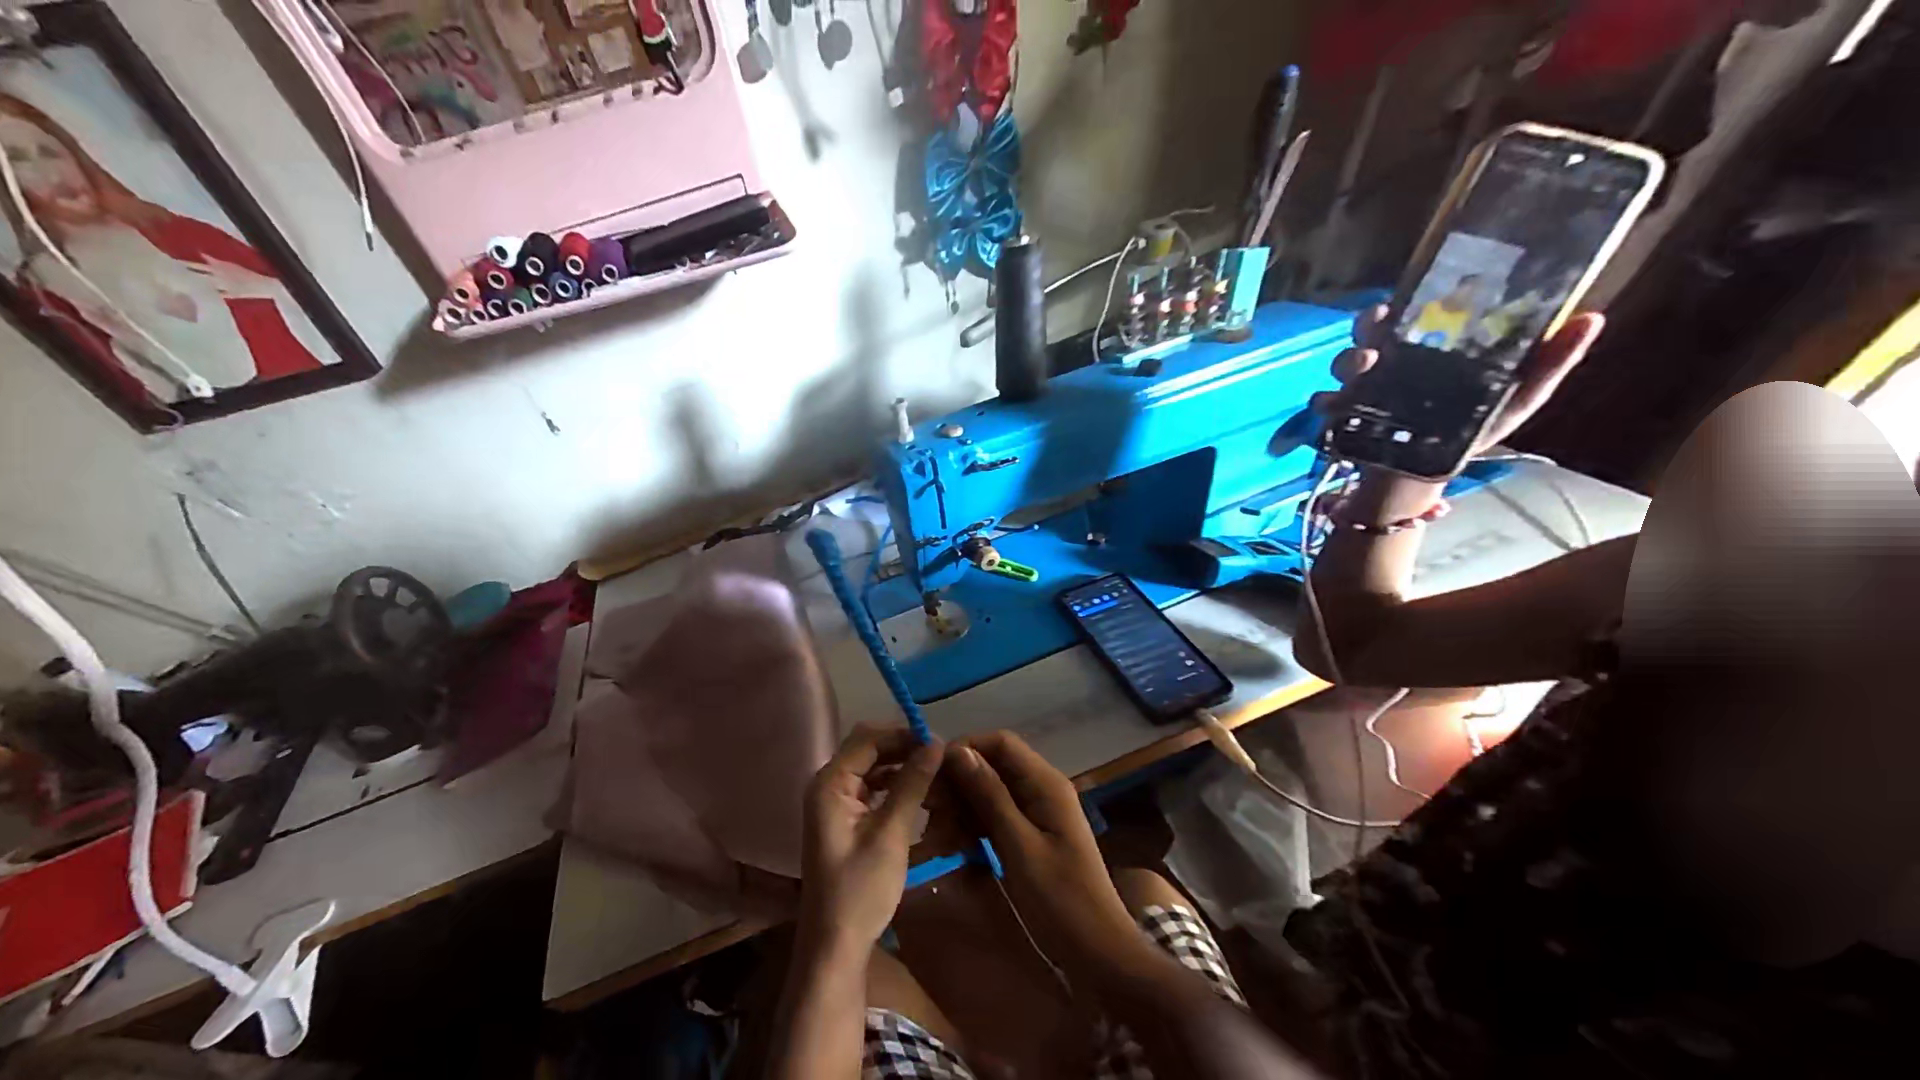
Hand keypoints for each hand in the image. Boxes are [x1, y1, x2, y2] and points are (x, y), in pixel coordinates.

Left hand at [800, 726, 942, 950]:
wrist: (835, 945)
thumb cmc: (860, 889)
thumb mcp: (891, 834)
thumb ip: (911, 784)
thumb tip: (936, 743)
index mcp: (830, 784)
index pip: (867, 739)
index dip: (902, 734)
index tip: (939, 741)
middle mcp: (827, 786)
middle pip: (867, 749)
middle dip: (902, 748)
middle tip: (940, 756)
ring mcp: (834, 803)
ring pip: (870, 768)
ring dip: (900, 766)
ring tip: (936, 771)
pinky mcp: (843, 820)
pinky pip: (870, 788)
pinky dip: (893, 785)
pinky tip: (919, 792)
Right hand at [943, 732, 1145, 980]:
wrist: (1097, 952)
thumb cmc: (1060, 899)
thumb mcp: (1019, 845)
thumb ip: (989, 796)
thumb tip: (958, 751)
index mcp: (1045, 783)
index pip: (1000, 743)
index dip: (965, 750)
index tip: (932, 775)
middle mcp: (1041, 789)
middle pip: (992, 767)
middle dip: (958, 784)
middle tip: (928, 813)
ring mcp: (1037, 812)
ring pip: (989, 793)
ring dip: (961, 809)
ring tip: (936, 836)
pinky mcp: (1030, 835)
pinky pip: (995, 817)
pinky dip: (973, 827)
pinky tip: (952, 847)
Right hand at [1312, 305, 1605, 519]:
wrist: (1430, 475)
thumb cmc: (1470, 431)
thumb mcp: (1516, 398)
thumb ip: (1548, 364)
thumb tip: (1592, 316)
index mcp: (1425, 351)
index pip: (1408, 316)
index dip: (1399, 305)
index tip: (1399, 304)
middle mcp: (1388, 363)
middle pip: (1368, 333)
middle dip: (1366, 330)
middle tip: (1377, 337)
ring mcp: (1361, 389)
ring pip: (1344, 363)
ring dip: (1348, 361)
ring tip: (1361, 371)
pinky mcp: (1343, 415)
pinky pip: (1325, 402)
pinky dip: (1325, 402)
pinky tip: (1334, 408)